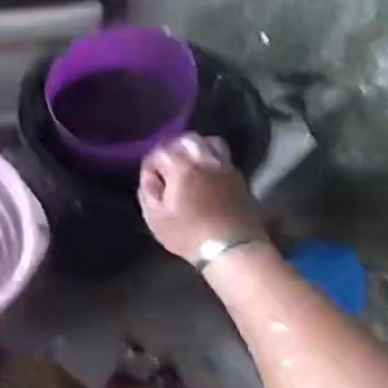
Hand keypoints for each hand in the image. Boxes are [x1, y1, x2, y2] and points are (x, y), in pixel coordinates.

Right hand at [138, 133, 266, 264]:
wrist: (232, 248)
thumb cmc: (187, 233)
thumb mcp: (155, 216)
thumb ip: (147, 190)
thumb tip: (150, 176)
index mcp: (182, 169)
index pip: (160, 152)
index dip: (150, 164)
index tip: (148, 180)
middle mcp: (206, 162)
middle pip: (188, 139)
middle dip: (172, 148)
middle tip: (165, 166)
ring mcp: (227, 168)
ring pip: (211, 142)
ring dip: (196, 148)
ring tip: (187, 164)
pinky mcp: (240, 179)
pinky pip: (223, 157)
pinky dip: (211, 159)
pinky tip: (204, 175)